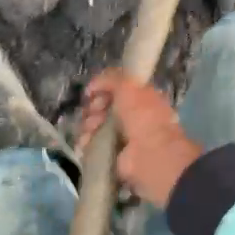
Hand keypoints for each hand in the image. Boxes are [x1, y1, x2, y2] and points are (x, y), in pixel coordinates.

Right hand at [79, 70, 203, 207]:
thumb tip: (93, 86)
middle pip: (103, 108)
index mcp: (141, 99)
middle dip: (93, 108)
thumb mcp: (129, 86)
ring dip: (88, 125)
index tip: (92, 93)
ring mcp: (122, 137)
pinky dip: (86, 142)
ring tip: (91, 129)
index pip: (115, 91)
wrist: (149, 154)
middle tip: (94, 112)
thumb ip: (110, 79)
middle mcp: (133, 117)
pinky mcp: (112, 155)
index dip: (102, 90)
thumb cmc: (143, 116)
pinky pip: (93, 145)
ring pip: (95, 126)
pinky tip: (85, 142)